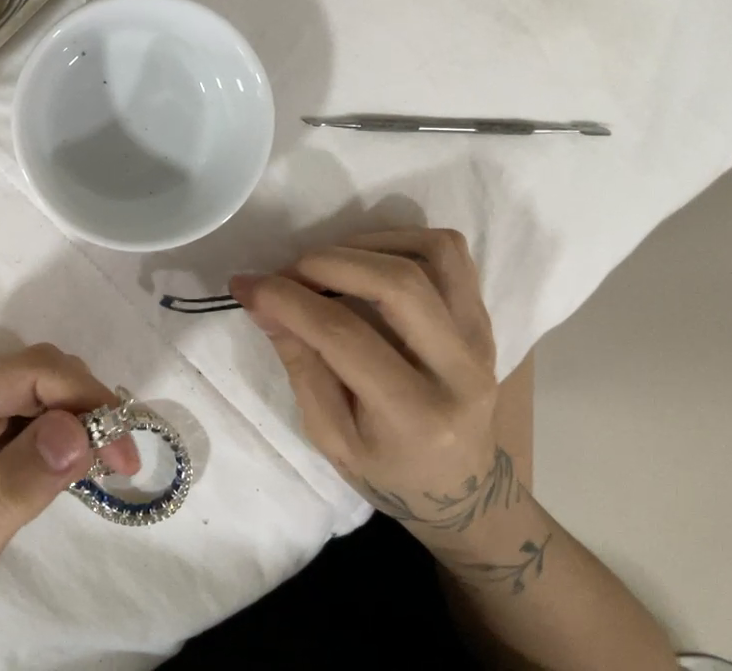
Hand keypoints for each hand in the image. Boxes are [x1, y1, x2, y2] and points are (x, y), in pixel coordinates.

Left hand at [0, 345, 140, 653]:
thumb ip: (14, 488)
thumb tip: (76, 431)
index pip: (32, 371)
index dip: (87, 400)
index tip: (124, 453)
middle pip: (41, 370)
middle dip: (88, 409)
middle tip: (119, 467)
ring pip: (41, 383)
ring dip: (78, 419)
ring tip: (101, 470)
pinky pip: (29, 404)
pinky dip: (59, 430)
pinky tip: (69, 468)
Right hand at [231, 229, 524, 558]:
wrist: (461, 489)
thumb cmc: (387, 471)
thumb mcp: (330, 435)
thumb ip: (300, 363)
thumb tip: (261, 299)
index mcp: (415, 415)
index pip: (345, 336)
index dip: (287, 300)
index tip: (246, 285)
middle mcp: (461, 371)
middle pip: (398, 284)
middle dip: (326, 263)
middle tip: (286, 273)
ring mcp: (481, 339)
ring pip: (432, 254)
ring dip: (365, 246)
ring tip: (326, 265)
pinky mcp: (485, 319)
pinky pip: (449, 254)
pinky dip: (400, 242)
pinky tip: (365, 261)